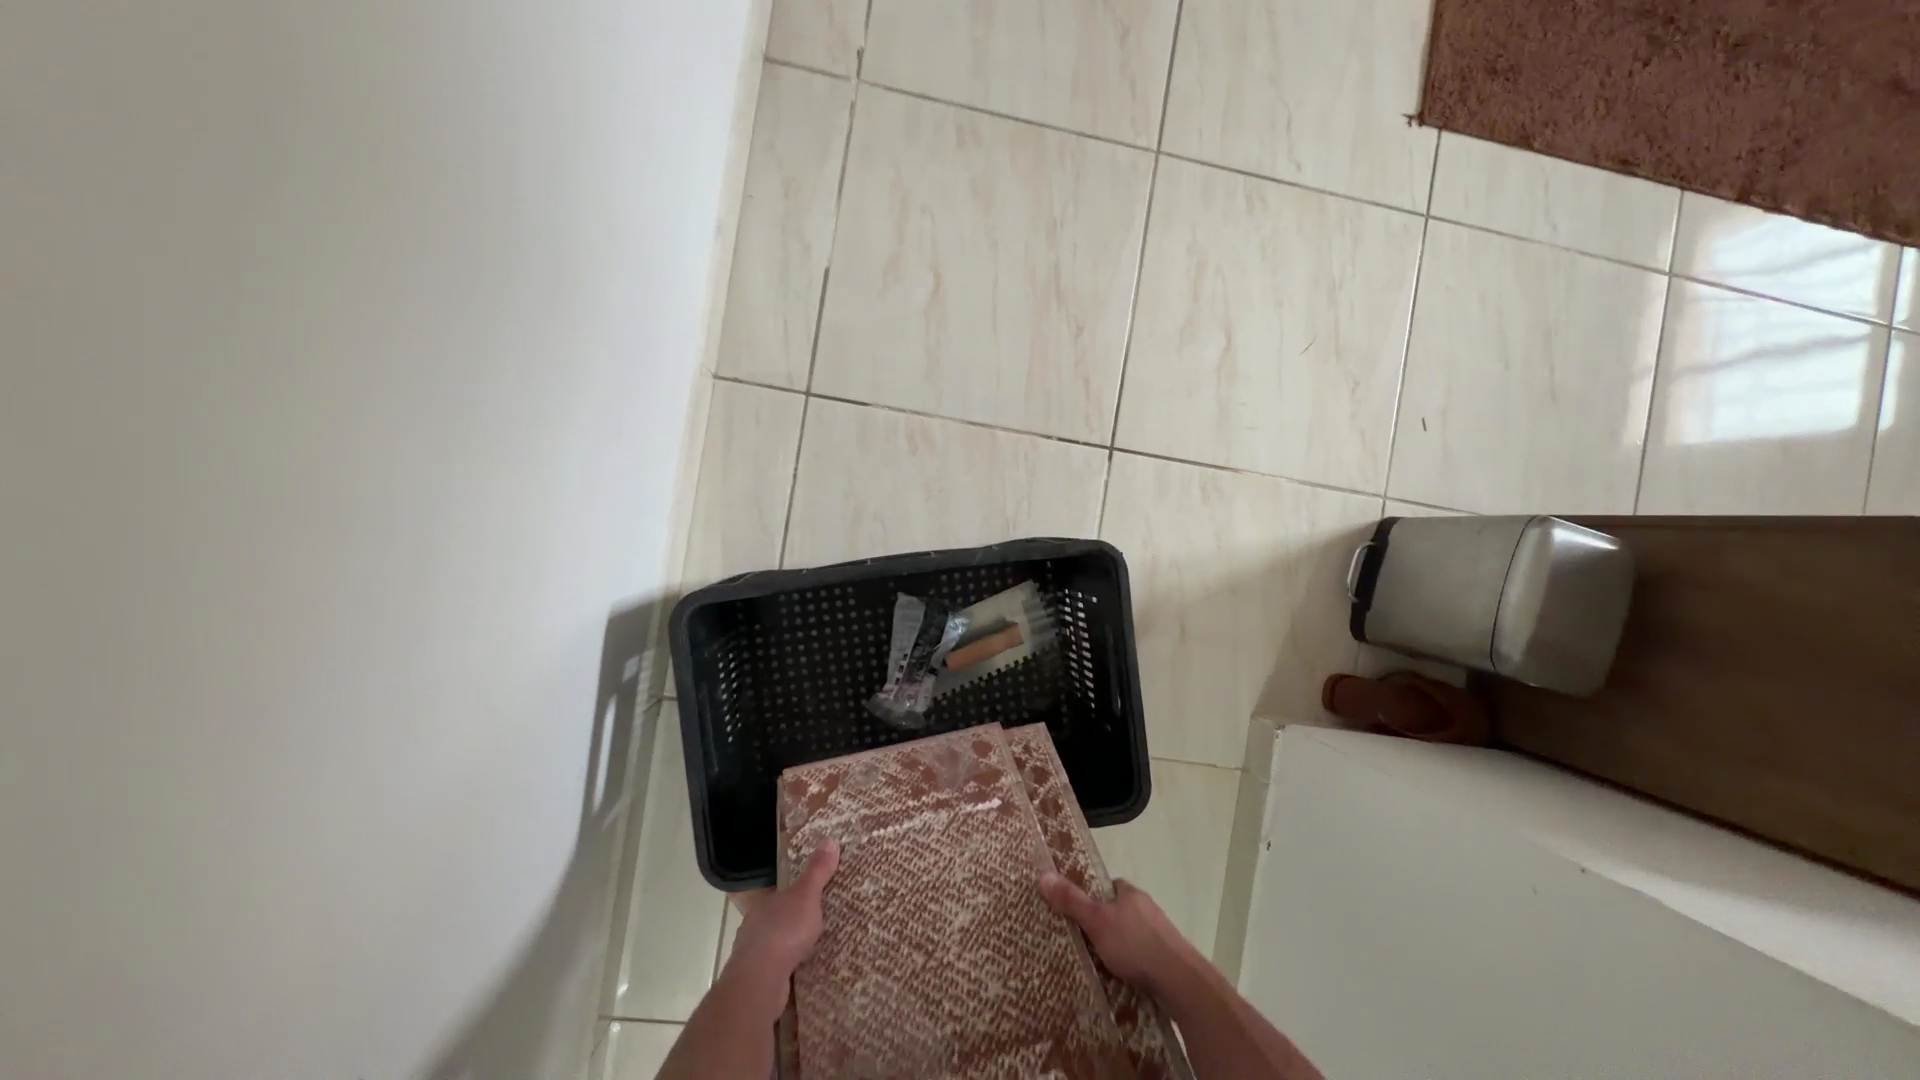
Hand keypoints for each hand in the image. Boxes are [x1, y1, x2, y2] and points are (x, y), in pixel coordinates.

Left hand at [728, 840, 839, 980]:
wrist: (759, 981)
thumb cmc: (783, 931)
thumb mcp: (807, 896)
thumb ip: (817, 871)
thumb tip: (829, 839)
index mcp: (764, 903)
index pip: (778, 894)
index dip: (793, 894)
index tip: (810, 897)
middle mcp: (753, 926)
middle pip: (775, 919)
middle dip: (792, 922)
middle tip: (818, 923)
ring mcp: (752, 954)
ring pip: (773, 945)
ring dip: (789, 947)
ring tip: (813, 949)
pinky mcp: (756, 979)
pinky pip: (776, 968)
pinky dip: (787, 968)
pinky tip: (803, 971)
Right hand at [1038, 873, 1193, 990]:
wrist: (1179, 980)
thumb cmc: (1135, 944)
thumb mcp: (1096, 921)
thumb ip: (1072, 901)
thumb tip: (1043, 875)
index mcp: (1131, 893)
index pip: (1109, 886)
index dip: (1093, 895)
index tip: (1077, 910)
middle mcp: (1147, 908)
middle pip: (1119, 910)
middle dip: (1104, 922)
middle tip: (1083, 938)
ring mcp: (1159, 933)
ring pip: (1131, 933)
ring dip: (1118, 944)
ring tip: (1098, 960)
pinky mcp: (1166, 956)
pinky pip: (1141, 954)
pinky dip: (1130, 961)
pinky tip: (1121, 975)